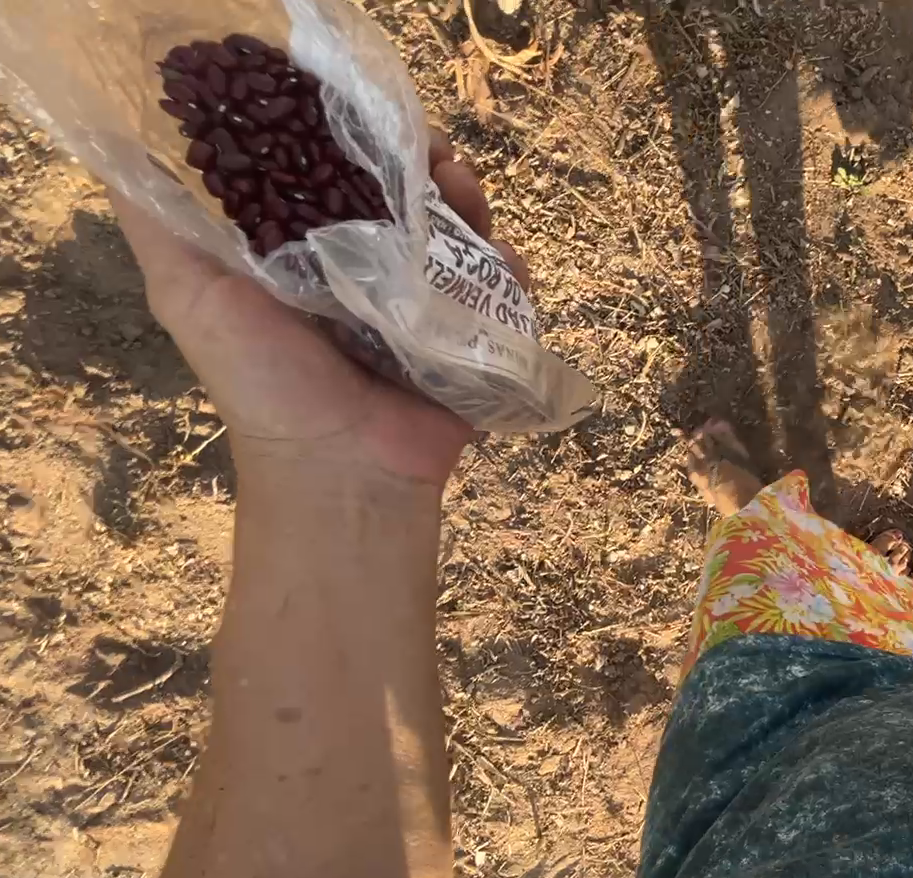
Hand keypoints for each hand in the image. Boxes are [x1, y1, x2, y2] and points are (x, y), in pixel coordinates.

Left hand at [108, 131, 525, 490]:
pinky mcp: (476, 341)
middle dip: (430, 171)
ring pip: (463, 241)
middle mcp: (376, 274)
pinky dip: (514, 275)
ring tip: (474, 199)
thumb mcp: (191, 292)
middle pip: (411, 203)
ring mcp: (432, 308)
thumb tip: (140, 135)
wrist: (347, 464)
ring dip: (476, 211)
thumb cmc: (269, 382)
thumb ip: (165, 221)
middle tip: (443, 161)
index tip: (377, 119)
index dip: (359, 141)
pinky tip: (509, 264)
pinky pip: (504, 297)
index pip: (341, 179)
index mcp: (314, 255)